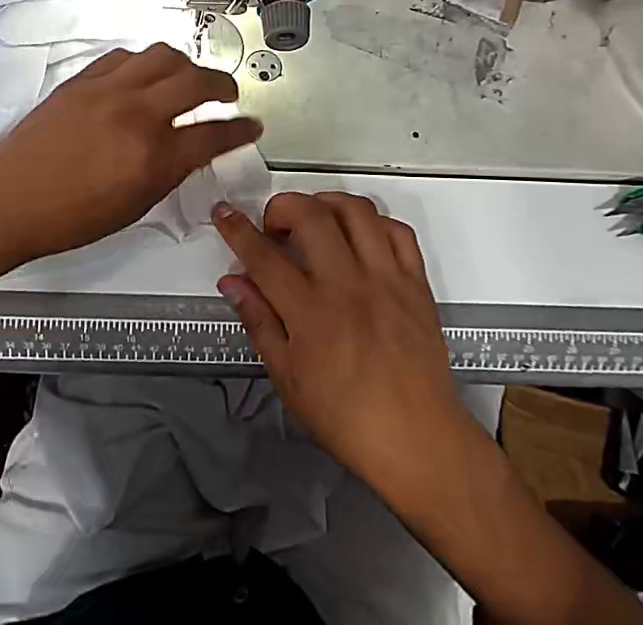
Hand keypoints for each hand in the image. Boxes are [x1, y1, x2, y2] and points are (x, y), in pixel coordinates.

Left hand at [0, 43, 262, 288]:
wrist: (6, 205)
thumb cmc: (65, 218)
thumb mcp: (135, 206)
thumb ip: (170, 171)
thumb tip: (191, 150)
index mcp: (152, 157)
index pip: (215, 134)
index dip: (241, 129)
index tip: (250, 126)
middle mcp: (134, 116)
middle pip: (197, 81)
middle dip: (223, 84)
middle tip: (228, 93)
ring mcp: (105, 92)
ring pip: (162, 55)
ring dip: (185, 64)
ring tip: (188, 76)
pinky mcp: (79, 83)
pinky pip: (122, 57)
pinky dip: (143, 62)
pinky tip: (143, 75)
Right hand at [212, 192, 480, 493]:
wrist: (418, 440)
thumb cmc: (349, 418)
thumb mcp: (288, 377)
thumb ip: (260, 322)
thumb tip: (234, 285)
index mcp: (311, 313)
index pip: (263, 257)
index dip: (237, 229)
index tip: (224, 213)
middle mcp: (349, 286)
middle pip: (310, 216)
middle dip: (282, 207)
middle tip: (274, 225)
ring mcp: (387, 280)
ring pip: (356, 211)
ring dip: (326, 203)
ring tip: (314, 218)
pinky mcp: (416, 284)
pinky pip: (398, 231)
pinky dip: (374, 222)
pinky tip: (360, 235)